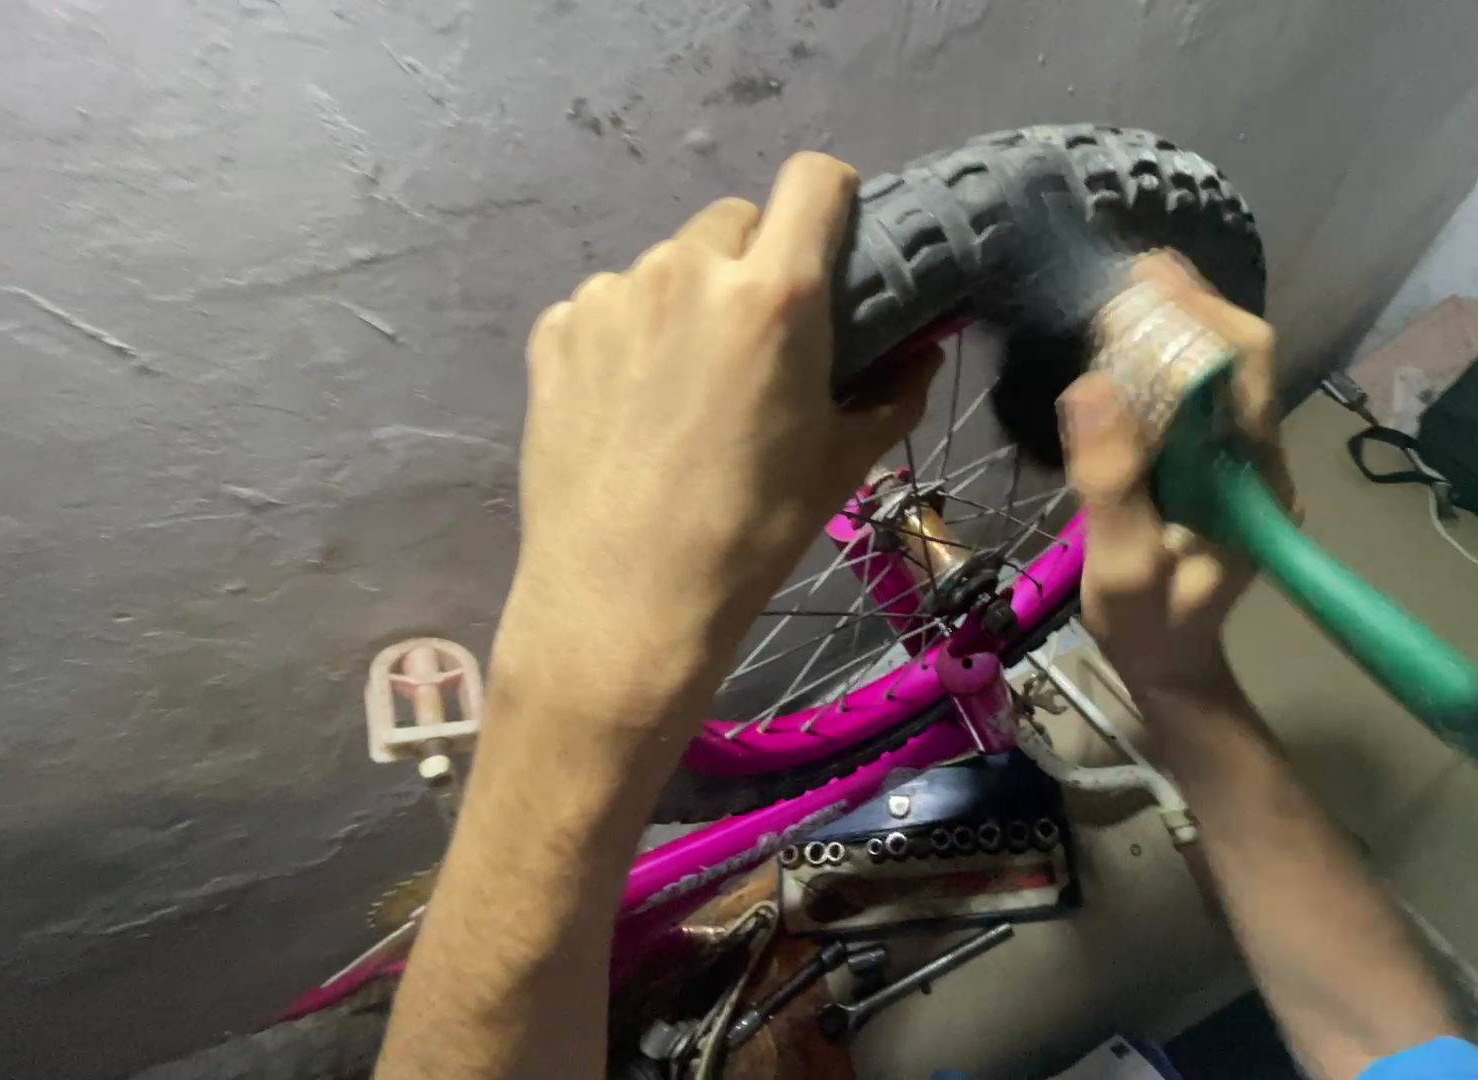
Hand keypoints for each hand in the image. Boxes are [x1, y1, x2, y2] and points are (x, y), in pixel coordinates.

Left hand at [500, 153, 933, 719]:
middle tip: (756, 340)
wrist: (627, 599)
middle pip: (735, 220)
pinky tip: (629, 405)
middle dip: (756, 262)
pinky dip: (630, 334)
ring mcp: (610, 296)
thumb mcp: (842, 465)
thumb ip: (893, 394)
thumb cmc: (754, 532)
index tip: (831, 247)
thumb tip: (922, 355)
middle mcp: (686, 271)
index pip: (813, 180)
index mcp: (773, 296)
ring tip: (685, 386)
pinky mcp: (556, 330)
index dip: (832, 201)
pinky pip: (609, 306)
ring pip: (668, 266)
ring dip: (690, 301)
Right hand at [1061, 253, 1291, 701]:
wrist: (1171, 660)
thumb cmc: (1147, 624)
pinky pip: (1196, 401)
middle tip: (1136, 273)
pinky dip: (1167, 363)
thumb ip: (1111, 481)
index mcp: (1248, 478)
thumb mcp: (1121, 564)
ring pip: (1219, 375)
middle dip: (1193, 308)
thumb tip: (1090, 385)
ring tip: (1131, 294)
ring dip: (1182, 328)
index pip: (1241, 373)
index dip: (1198, 317)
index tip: (1145, 279)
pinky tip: (1132, 347)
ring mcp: (1238, 462)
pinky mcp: (1214, 469)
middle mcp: (1257, 458)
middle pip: (1239, 360)